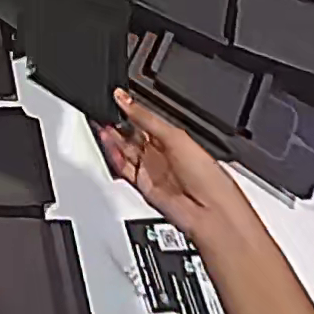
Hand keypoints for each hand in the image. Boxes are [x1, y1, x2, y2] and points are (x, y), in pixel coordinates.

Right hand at [96, 89, 254, 246]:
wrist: (212, 216)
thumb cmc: (209, 178)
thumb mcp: (175, 137)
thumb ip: (145, 117)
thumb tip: (123, 97)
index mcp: (173, 140)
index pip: (145, 120)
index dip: (129, 110)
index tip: (115, 98)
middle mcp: (161, 154)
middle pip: (131, 134)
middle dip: (117, 123)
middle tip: (104, 111)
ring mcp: (151, 170)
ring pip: (124, 150)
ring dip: (112, 137)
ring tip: (101, 124)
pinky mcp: (143, 185)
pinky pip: (122, 167)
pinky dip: (112, 155)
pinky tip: (106, 142)